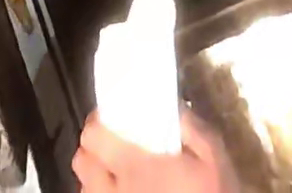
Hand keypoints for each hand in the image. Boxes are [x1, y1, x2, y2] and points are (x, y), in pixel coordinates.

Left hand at [72, 111, 236, 192]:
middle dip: (91, 147)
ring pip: (84, 189)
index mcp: (137, 166)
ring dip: (94, 175)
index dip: (97, 121)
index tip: (108, 114)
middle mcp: (117, 192)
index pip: (94, 137)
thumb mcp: (211, 156)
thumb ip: (191, 128)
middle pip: (81, 163)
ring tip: (113, 169)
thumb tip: (174, 107)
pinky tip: (121, 191)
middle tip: (110, 140)